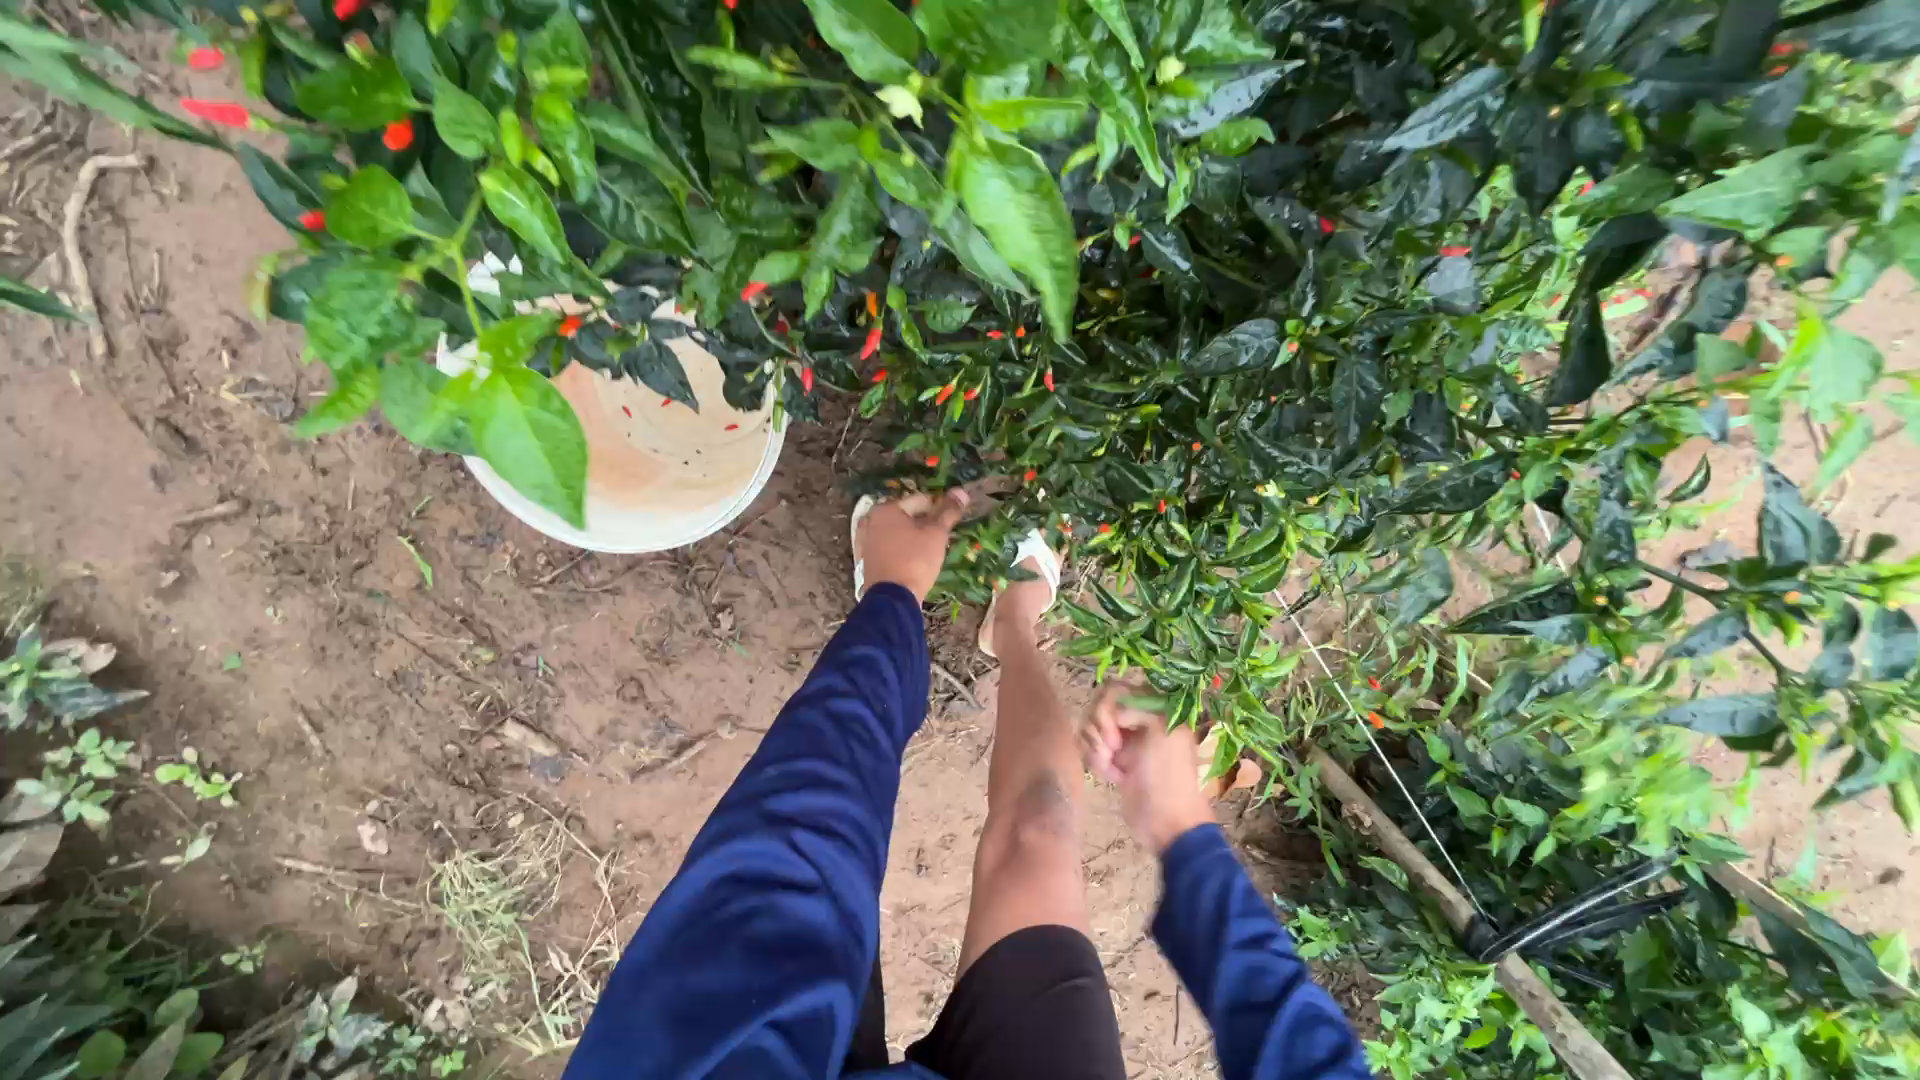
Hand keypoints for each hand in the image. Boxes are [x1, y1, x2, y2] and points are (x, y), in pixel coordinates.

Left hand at [858, 490, 968, 601]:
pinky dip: (904, 548)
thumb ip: (948, 511)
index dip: (940, 509)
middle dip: (926, 523)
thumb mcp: (936, 534)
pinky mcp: (868, 559)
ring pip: (899, 531)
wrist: (893, 598)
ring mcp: (867, 540)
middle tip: (942, 537)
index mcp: (886, 509)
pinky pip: (891, 546)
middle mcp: (871, 520)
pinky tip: (916, 559)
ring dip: (916, 536)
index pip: (921, 500)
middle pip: (907, 515)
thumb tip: (962, 491)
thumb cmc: (915, 560)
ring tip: (932, 549)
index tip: (951, 522)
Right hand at [1079, 679, 1213, 853]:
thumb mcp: (1162, 731)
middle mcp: (1136, 719)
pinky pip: (1088, 749)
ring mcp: (1123, 740)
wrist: (1167, 823)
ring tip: (1111, 767)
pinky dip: (1094, 761)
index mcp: (1154, 707)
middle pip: (1097, 706)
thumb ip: (1139, 706)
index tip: (1117, 730)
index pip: (1115, 690)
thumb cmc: (1169, 776)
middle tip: (1112, 750)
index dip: (1108, 708)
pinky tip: (1112, 777)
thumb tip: (1113, 714)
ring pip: (1089, 728)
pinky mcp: (1111, 760)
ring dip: (1095, 747)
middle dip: (1098, 729)